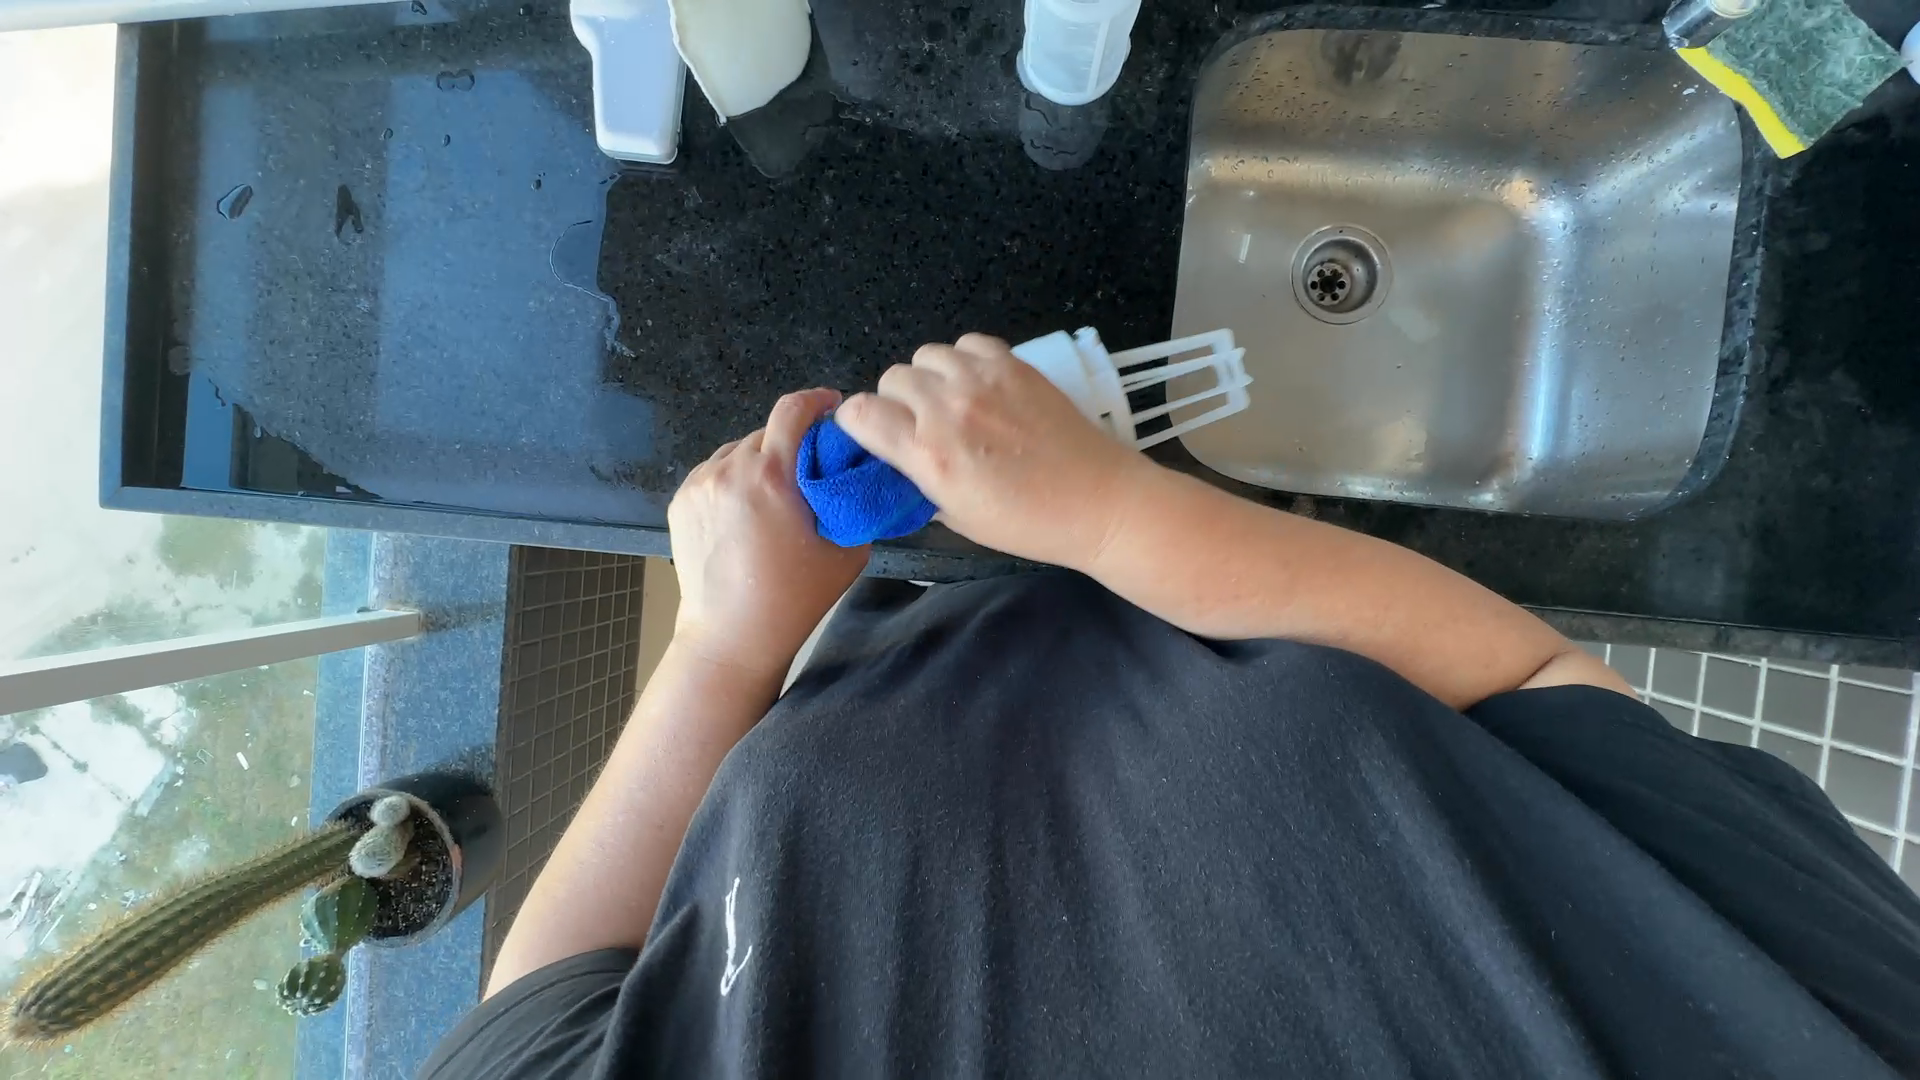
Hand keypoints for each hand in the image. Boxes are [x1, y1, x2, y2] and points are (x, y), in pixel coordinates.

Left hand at [668, 388, 868, 681]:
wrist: (731, 636)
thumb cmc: (795, 598)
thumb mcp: (848, 551)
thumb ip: (852, 504)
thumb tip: (854, 479)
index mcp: (771, 476)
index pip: (793, 410)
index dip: (817, 401)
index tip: (832, 408)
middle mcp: (729, 469)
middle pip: (766, 432)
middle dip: (792, 442)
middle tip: (810, 469)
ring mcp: (698, 484)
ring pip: (737, 451)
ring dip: (761, 461)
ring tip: (775, 494)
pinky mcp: (680, 501)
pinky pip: (715, 472)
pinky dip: (735, 479)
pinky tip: (746, 510)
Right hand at [834, 333, 1153, 568]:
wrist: (1097, 502)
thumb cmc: (1026, 523)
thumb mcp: (957, 518)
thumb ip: (917, 483)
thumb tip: (897, 461)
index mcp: (929, 454)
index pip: (859, 413)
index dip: (858, 424)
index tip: (873, 436)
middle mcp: (947, 408)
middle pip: (891, 378)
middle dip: (896, 403)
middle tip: (922, 426)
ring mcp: (982, 380)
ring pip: (926, 355)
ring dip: (929, 378)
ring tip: (952, 403)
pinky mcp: (1013, 364)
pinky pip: (967, 343)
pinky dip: (964, 360)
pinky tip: (979, 386)